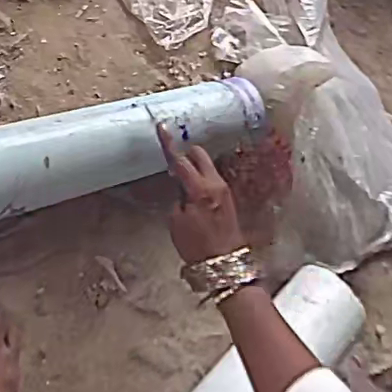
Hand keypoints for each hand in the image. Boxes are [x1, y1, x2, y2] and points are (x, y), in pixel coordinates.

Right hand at [157, 123, 246, 263]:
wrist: (224, 263)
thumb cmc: (196, 246)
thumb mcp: (176, 222)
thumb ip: (177, 198)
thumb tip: (180, 186)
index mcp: (200, 189)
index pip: (181, 160)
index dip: (169, 144)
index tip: (162, 128)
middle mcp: (215, 184)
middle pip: (199, 154)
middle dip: (186, 154)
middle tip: (174, 166)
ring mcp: (224, 189)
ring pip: (207, 165)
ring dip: (194, 167)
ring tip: (182, 185)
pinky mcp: (228, 197)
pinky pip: (212, 178)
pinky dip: (201, 178)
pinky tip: (193, 194)